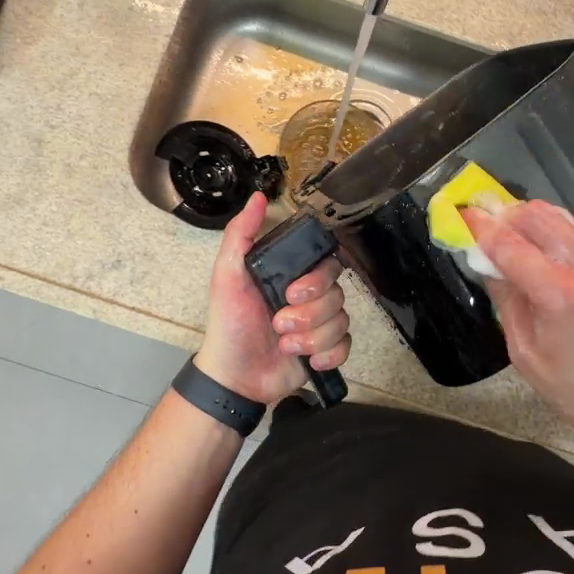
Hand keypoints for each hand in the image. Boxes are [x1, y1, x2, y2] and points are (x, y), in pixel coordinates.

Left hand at [193, 193, 351, 404]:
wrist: (234, 376)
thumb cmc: (228, 323)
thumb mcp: (227, 275)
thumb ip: (239, 235)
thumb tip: (257, 197)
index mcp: (291, 276)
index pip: (327, 265)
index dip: (316, 280)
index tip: (291, 293)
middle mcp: (310, 297)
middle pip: (337, 294)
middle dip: (309, 314)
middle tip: (280, 324)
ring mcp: (319, 324)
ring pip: (342, 321)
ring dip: (312, 337)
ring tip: (285, 345)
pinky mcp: (326, 350)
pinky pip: (346, 346)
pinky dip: (328, 354)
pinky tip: (308, 361)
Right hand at [464, 201, 573, 454]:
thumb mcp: (528, 356)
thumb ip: (507, 302)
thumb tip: (487, 264)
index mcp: (561, 296)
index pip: (510, 245)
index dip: (481, 227)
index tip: (461, 214)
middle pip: (536, 216)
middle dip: (503, 216)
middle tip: (481, 227)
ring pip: (559, 217)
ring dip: (526, 220)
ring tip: (505, 236)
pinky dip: (550, 232)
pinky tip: (536, 250)